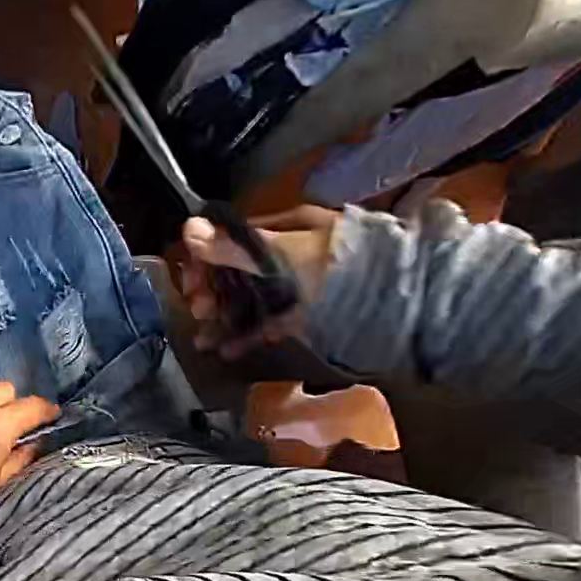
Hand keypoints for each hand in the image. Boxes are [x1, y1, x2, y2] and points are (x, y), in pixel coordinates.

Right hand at [180, 205, 340, 358]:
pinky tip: (227, 351)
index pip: (231, 240)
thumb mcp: (283, 255)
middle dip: (212, 292)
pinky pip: (267, 325)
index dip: (206, 259)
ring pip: (249, 301)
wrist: (392, 304)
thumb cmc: (334, 268)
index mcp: (282, 231)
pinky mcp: (301, 319)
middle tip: (198, 311)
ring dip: (223, 319)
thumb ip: (235, 248)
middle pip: (237, 274)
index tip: (190, 283)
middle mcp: (285, 257)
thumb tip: (187, 229)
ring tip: (204, 339)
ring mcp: (293, 289)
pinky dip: (247, 337)